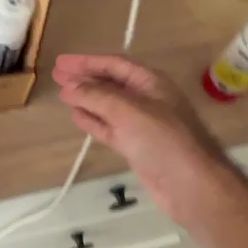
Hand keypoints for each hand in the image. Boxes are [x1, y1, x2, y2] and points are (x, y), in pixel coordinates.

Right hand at [54, 54, 238, 218]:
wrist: (190, 185)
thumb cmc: (163, 140)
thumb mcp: (128, 111)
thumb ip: (97, 96)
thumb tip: (69, 86)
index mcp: (150, 82)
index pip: (114, 64)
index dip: (87, 62)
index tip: (61, 63)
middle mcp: (146, 99)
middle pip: (110, 83)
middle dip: (84, 78)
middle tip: (57, 75)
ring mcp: (141, 124)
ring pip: (108, 105)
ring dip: (86, 99)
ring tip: (62, 94)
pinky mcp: (135, 146)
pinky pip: (109, 127)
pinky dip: (93, 121)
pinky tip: (76, 116)